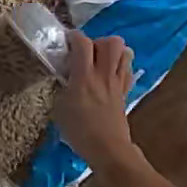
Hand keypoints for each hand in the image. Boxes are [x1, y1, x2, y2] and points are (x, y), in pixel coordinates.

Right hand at [53, 31, 140, 170]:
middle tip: (86, 52)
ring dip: (112, 51)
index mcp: (84, 78)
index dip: (74, 37)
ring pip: (125, 52)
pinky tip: (109, 74)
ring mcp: (117, 83)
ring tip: (100, 60)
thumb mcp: (60, 109)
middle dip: (97, 41)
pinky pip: (127, 69)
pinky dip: (120, 65)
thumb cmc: (79, 132)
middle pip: (112, 42)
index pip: (82, 44)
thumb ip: (62, 88)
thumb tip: (64, 78)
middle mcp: (103, 75)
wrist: (108, 149)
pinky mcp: (125, 92)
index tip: (66, 41)